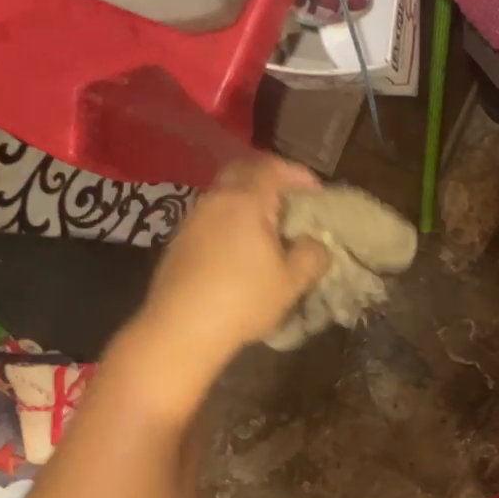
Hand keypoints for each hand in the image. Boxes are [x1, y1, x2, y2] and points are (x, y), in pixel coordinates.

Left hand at [136, 155, 330, 364]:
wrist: (181, 328)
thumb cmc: (244, 299)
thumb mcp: (292, 282)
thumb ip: (312, 256)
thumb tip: (316, 243)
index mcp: (246, 203)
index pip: (273, 169)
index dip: (298, 174)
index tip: (317, 191)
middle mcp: (217, 201)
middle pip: (243, 171)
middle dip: (270, 178)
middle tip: (293, 199)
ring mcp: (194, 219)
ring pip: (226, 193)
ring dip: (251, 200)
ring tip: (272, 226)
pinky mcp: (182, 240)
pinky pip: (214, 215)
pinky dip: (235, 218)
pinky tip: (245, 247)